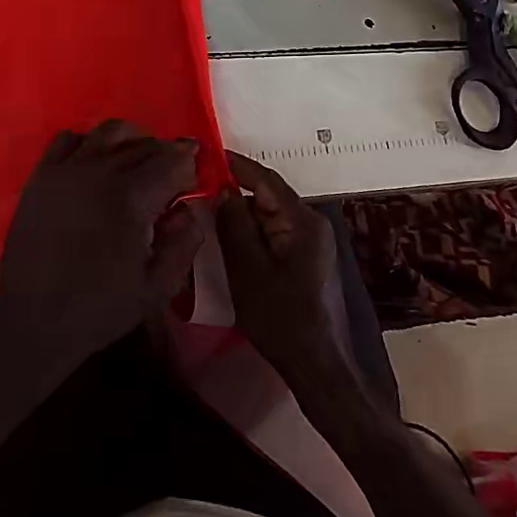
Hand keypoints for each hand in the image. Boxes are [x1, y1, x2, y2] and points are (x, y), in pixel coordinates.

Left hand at [0, 120, 203, 363]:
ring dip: (132, 142)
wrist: (33, 320)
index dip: (191, 166)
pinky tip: (95, 165)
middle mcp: (100, 171)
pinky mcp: (41, 176)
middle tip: (173, 178)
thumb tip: (188, 207)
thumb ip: (184, 241)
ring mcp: (66, 170)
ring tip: (137, 165)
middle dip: (166, 155)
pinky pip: (69, 139)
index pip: (174, 160)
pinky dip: (90, 143)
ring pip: (109, 132)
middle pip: (145, 144)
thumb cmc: (100, 308)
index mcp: (132, 197)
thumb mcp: (158, 286)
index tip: (194, 180)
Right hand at [214, 153, 350, 384]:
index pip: (266, 180)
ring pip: (271, 219)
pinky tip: (232, 245)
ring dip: (243, 218)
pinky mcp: (308, 262)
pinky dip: (253, 235)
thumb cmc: (281, 316)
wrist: (317, 362)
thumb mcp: (248, 269)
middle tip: (199, 191)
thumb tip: (223, 192)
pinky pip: (276, 237)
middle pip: (269, 199)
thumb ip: (234, 225)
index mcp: (302, 221)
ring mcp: (314, 244)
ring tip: (209, 217)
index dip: (236, 165)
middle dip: (235, 194)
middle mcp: (313, 225)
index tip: (208, 155)